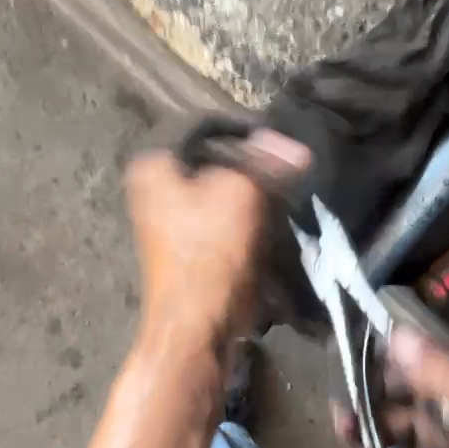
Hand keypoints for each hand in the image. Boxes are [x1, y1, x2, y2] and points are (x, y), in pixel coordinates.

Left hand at [123, 127, 308, 343]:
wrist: (195, 325)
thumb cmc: (210, 254)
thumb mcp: (242, 194)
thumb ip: (266, 162)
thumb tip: (293, 147)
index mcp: (154, 164)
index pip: (202, 122)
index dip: (242, 125)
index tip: (278, 138)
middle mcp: (154, 185)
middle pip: (211, 154)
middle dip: (252, 158)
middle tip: (285, 163)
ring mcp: (169, 217)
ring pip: (219, 185)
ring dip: (253, 186)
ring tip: (284, 190)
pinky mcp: (189, 243)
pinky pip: (221, 213)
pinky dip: (246, 210)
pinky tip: (271, 217)